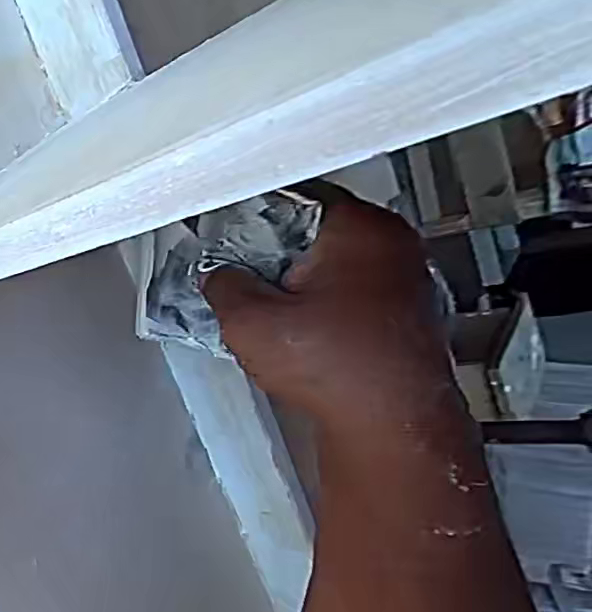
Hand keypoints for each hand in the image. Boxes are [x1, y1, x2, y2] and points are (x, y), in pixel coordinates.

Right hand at [201, 182, 458, 426]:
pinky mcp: (389, 303)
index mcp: (360, 231)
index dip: (246, 213)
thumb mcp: (246, 319)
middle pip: (305, 227)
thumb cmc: (337, 366)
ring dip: (279, 273)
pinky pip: (333, 283)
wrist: (384, 414)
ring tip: (246, 298)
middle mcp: (389, 245)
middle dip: (260, 247)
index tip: (216, 229)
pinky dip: (301, 293)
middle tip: (223, 267)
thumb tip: (218, 274)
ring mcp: (395, 274)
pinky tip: (276, 318)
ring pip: (317, 257)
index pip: (292, 197)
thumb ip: (222, 284)